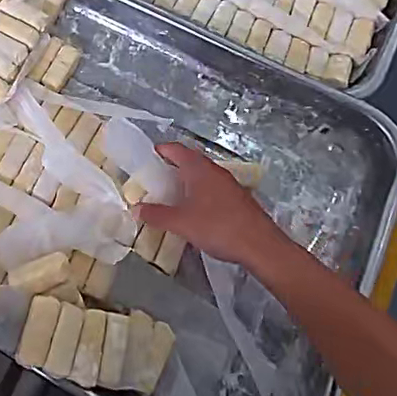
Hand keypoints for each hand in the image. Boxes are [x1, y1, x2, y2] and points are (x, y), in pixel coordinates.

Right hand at [133, 143, 296, 272]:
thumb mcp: (181, 223)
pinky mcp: (237, 198)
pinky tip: (194, 209)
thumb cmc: (218, 227)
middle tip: (155, 177)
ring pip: (203, 175)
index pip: (177, 149)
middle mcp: (214, 171)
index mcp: (199, 169)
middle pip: (190, 160)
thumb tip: (136, 209)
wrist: (260, 245)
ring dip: (187, 180)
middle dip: (172, 166)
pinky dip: (199, 192)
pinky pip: (212, 188)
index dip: (161, 150)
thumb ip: (157, 215)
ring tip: (171, 194)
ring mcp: (229, 184)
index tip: (148, 155)